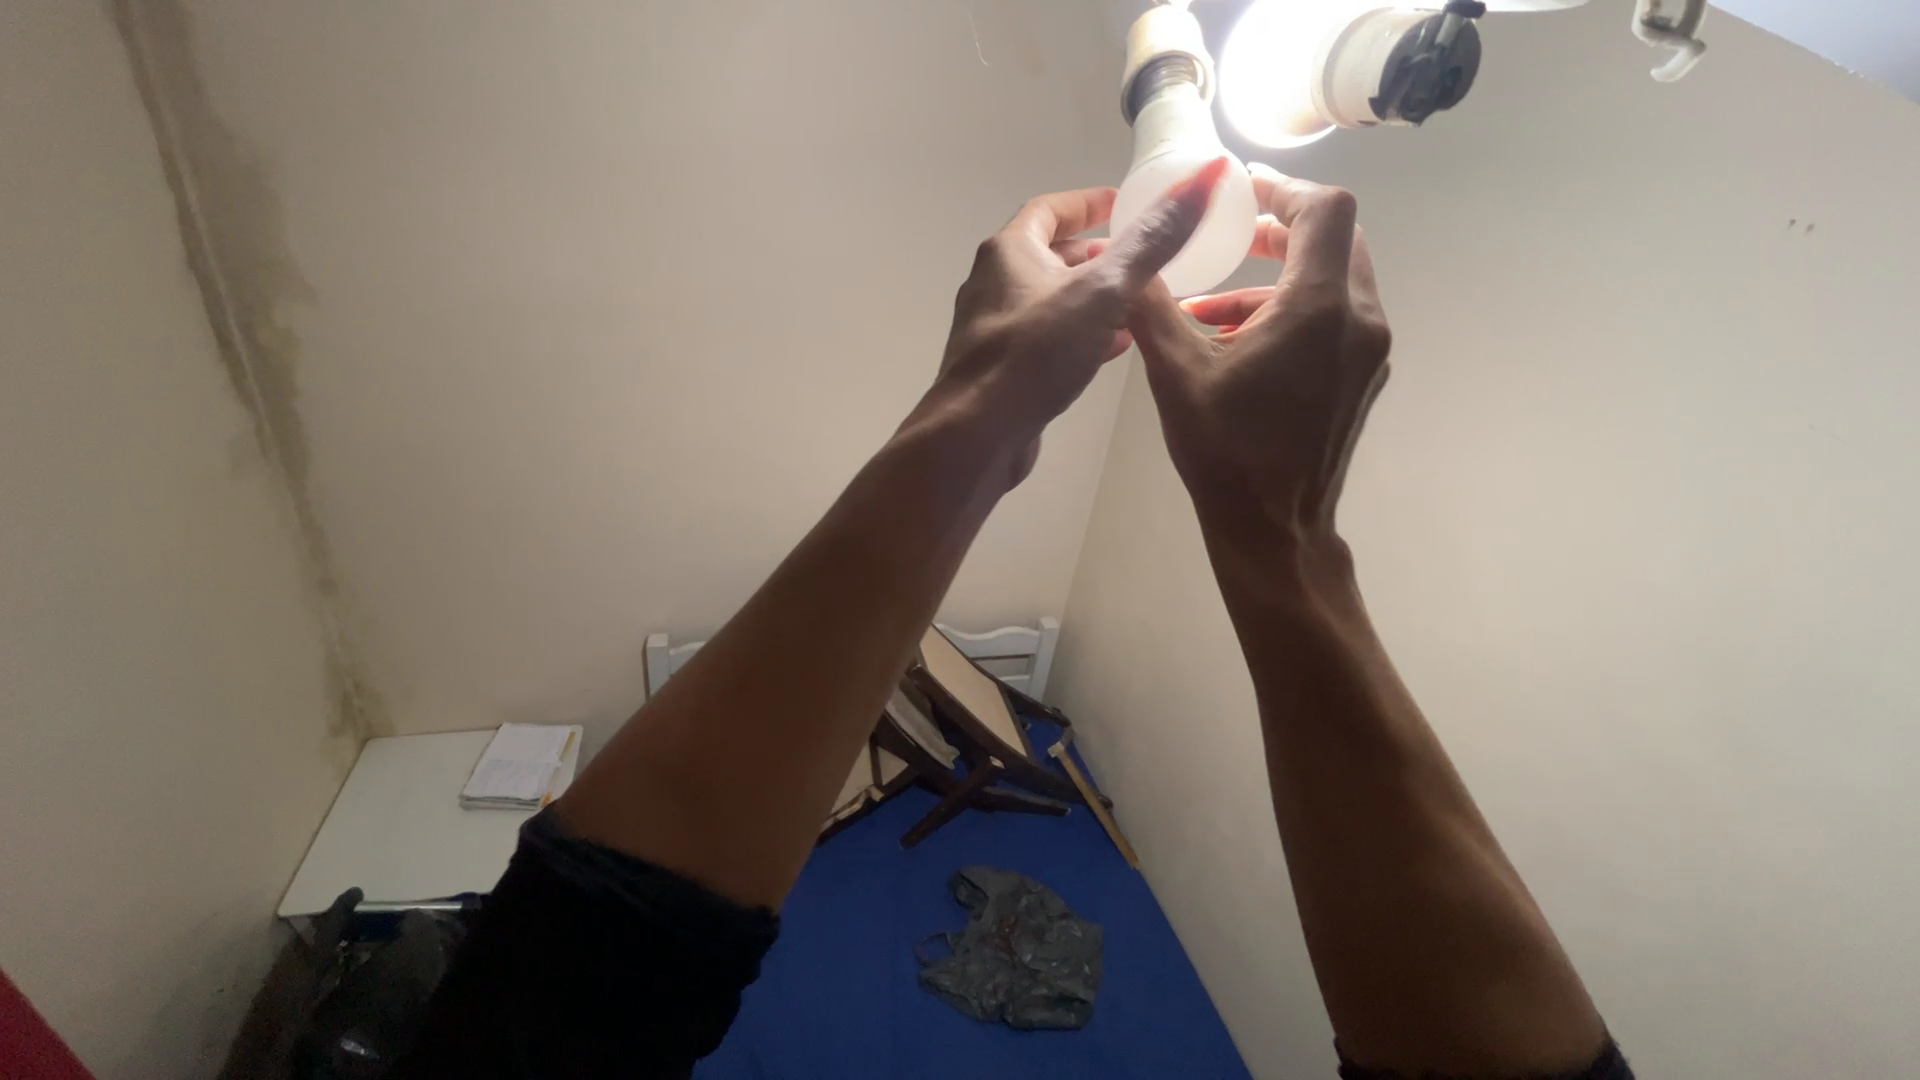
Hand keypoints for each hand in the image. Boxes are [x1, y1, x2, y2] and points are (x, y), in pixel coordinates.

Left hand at [914, 159, 1229, 488]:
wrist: (977, 435)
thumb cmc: (1034, 355)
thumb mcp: (1102, 292)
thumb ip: (1151, 242)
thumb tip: (1204, 176)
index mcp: (1009, 252)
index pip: (1051, 209)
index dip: (1089, 203)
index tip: (1122, 204)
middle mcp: (993, 285)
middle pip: (1049, 256)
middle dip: (1095, 255)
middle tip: (1140, 259)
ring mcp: (994, 330)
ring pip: (1050, 301)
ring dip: (1091, 298)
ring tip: (1136, 304)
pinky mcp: (1002, 370)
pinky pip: (1046, 339)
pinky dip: (1079, 333)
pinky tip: (1111, 348)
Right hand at [1129, 164, 1391, 544]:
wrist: (1272, 528)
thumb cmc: (1224, 451)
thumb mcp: (1176, 373)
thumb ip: (1152, 306)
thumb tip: (1125, 261)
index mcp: (1319, 307)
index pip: (1324, 209)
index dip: (1282, 187)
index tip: (1241, 192)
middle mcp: (1359, 319)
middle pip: (1335, 241)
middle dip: (1281, 232)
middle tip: (1230, 238)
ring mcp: (1368, 352)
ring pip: (1334, 283)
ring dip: (1278, 281)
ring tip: (1212, 310)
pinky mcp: (1362, 379)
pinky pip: (1334, 322)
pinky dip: (1292, 315)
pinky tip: (1238, 348)